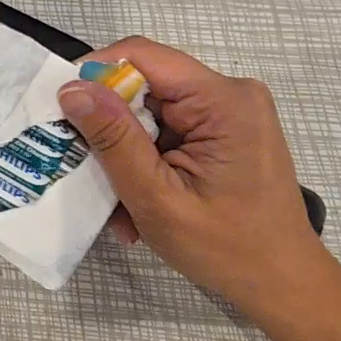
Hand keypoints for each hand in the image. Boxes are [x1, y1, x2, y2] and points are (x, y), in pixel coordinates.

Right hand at [56, 37, 328, 307]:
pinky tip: (138, 201)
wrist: (282, 283)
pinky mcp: (222, 132)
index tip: (58, 109)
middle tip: (83, 169)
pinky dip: (144, 162)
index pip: (141, 56)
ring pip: (149, 113)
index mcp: (222, 100)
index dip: (93, 74)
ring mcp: (228, 113)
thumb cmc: (226, 248)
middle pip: (143, 86)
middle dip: (108, 127)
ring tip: (116, 202)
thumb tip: (71, 88)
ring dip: (124, 154)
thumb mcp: (156, 197)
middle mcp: (229, 93)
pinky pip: (165, 132)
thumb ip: (114, 139)